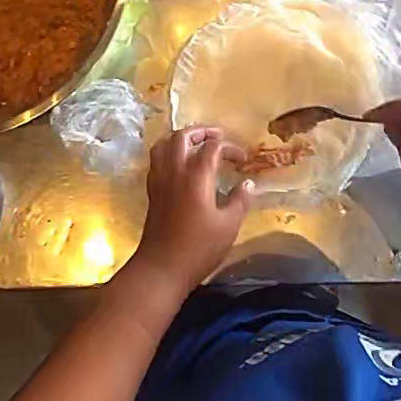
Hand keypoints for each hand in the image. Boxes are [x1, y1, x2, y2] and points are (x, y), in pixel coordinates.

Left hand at [127, 126, 253, 291]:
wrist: (161, 269)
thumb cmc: (199, 248)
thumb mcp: (229, 225)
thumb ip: (240, 200)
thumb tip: (248, 183)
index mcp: (196, 176)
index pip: (213, 147)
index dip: (230, 147)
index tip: (243, 160)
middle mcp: (175, 172)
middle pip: (182, 137)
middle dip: (201, 132)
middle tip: (218, 136)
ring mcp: (159, 181)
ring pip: (163, 145)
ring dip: (181, 139)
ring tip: (196, 145)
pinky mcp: (152, 192)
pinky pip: (157, 161)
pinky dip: (169, 153)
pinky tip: (181, 166)